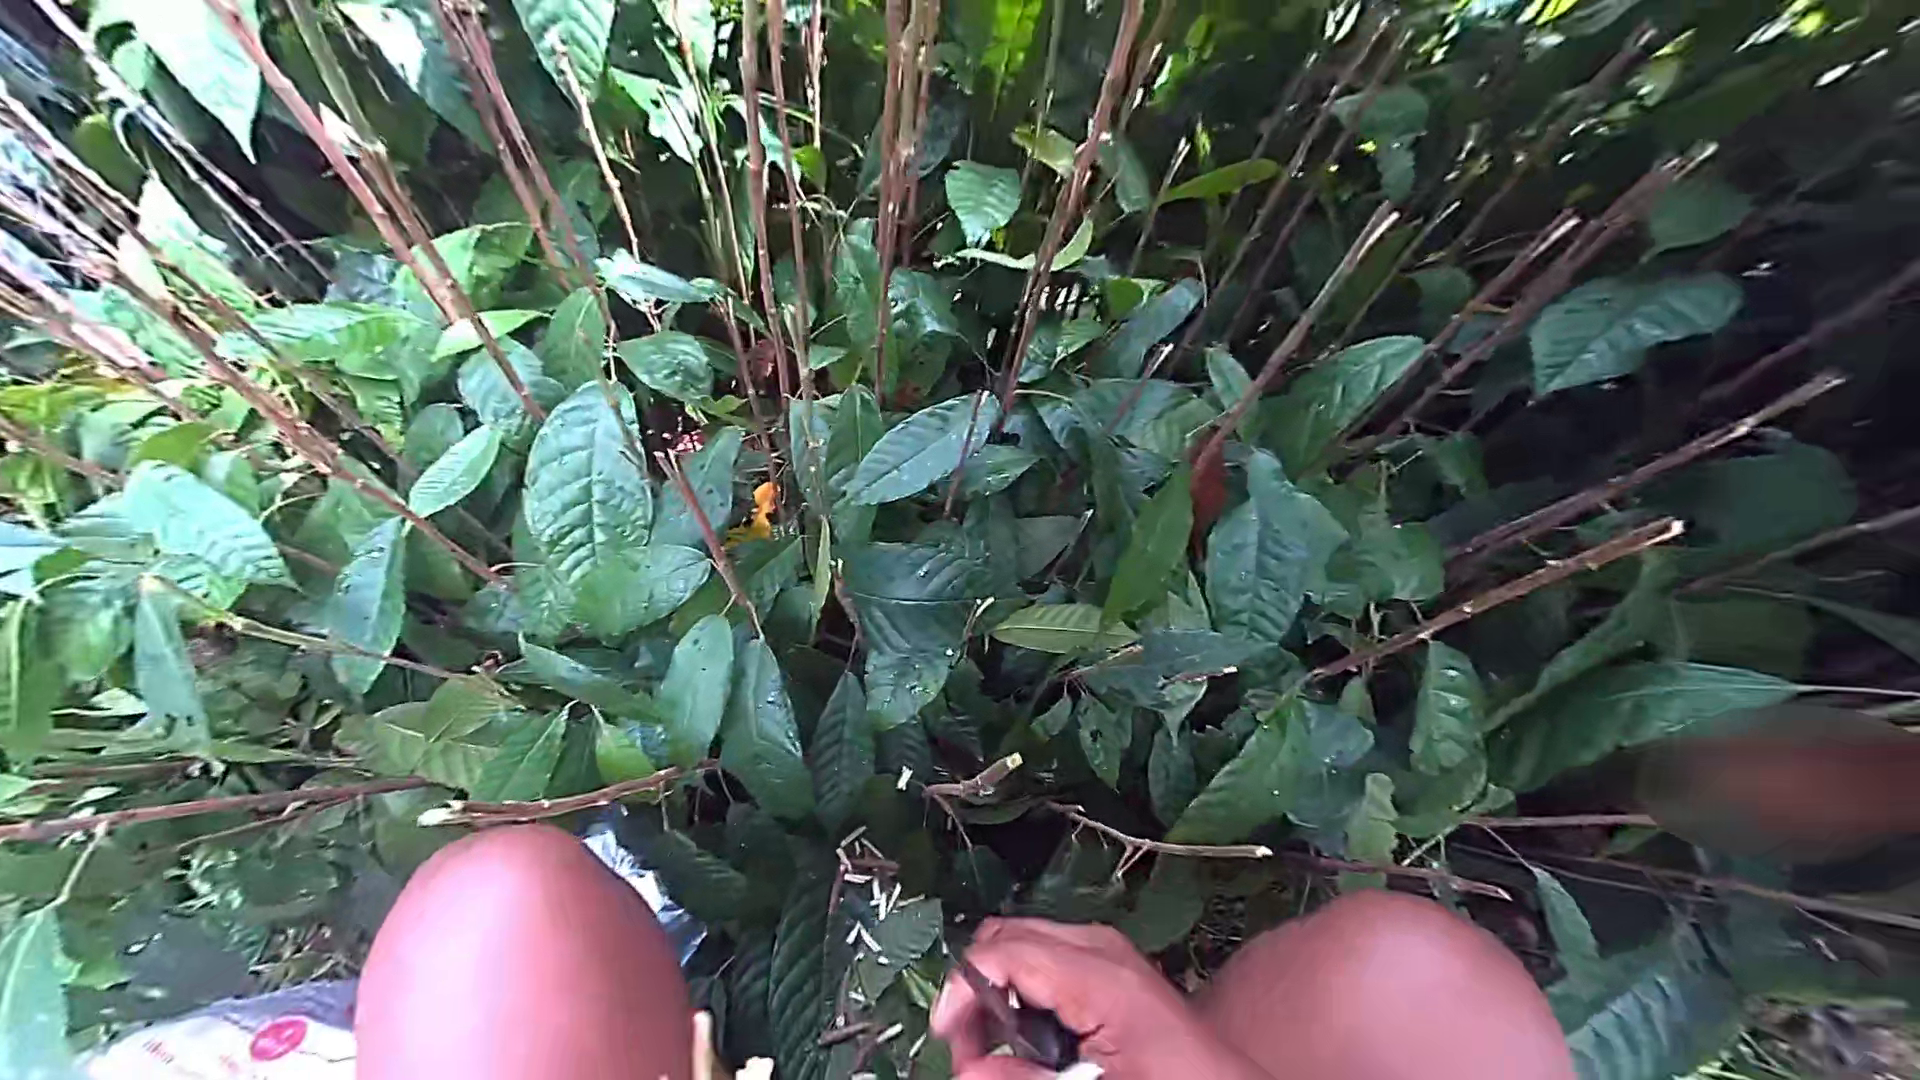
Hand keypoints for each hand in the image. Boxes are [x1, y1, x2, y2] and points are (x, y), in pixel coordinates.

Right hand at [929, 917, 1267, 1079]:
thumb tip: (966, 1072)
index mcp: (1097, 973)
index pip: (1007, 950)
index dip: (965, 984)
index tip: (945, 1034)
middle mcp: (1093, 943)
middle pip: (1007, 935)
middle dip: (975, 985)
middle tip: (966, 1050)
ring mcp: (1100, 947)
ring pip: (1020, 942)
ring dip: (995, 987)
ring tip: (991, 1051)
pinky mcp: (1104, 960)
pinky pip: (1042, 956)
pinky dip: (1019, 987)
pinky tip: (1025, 1036)